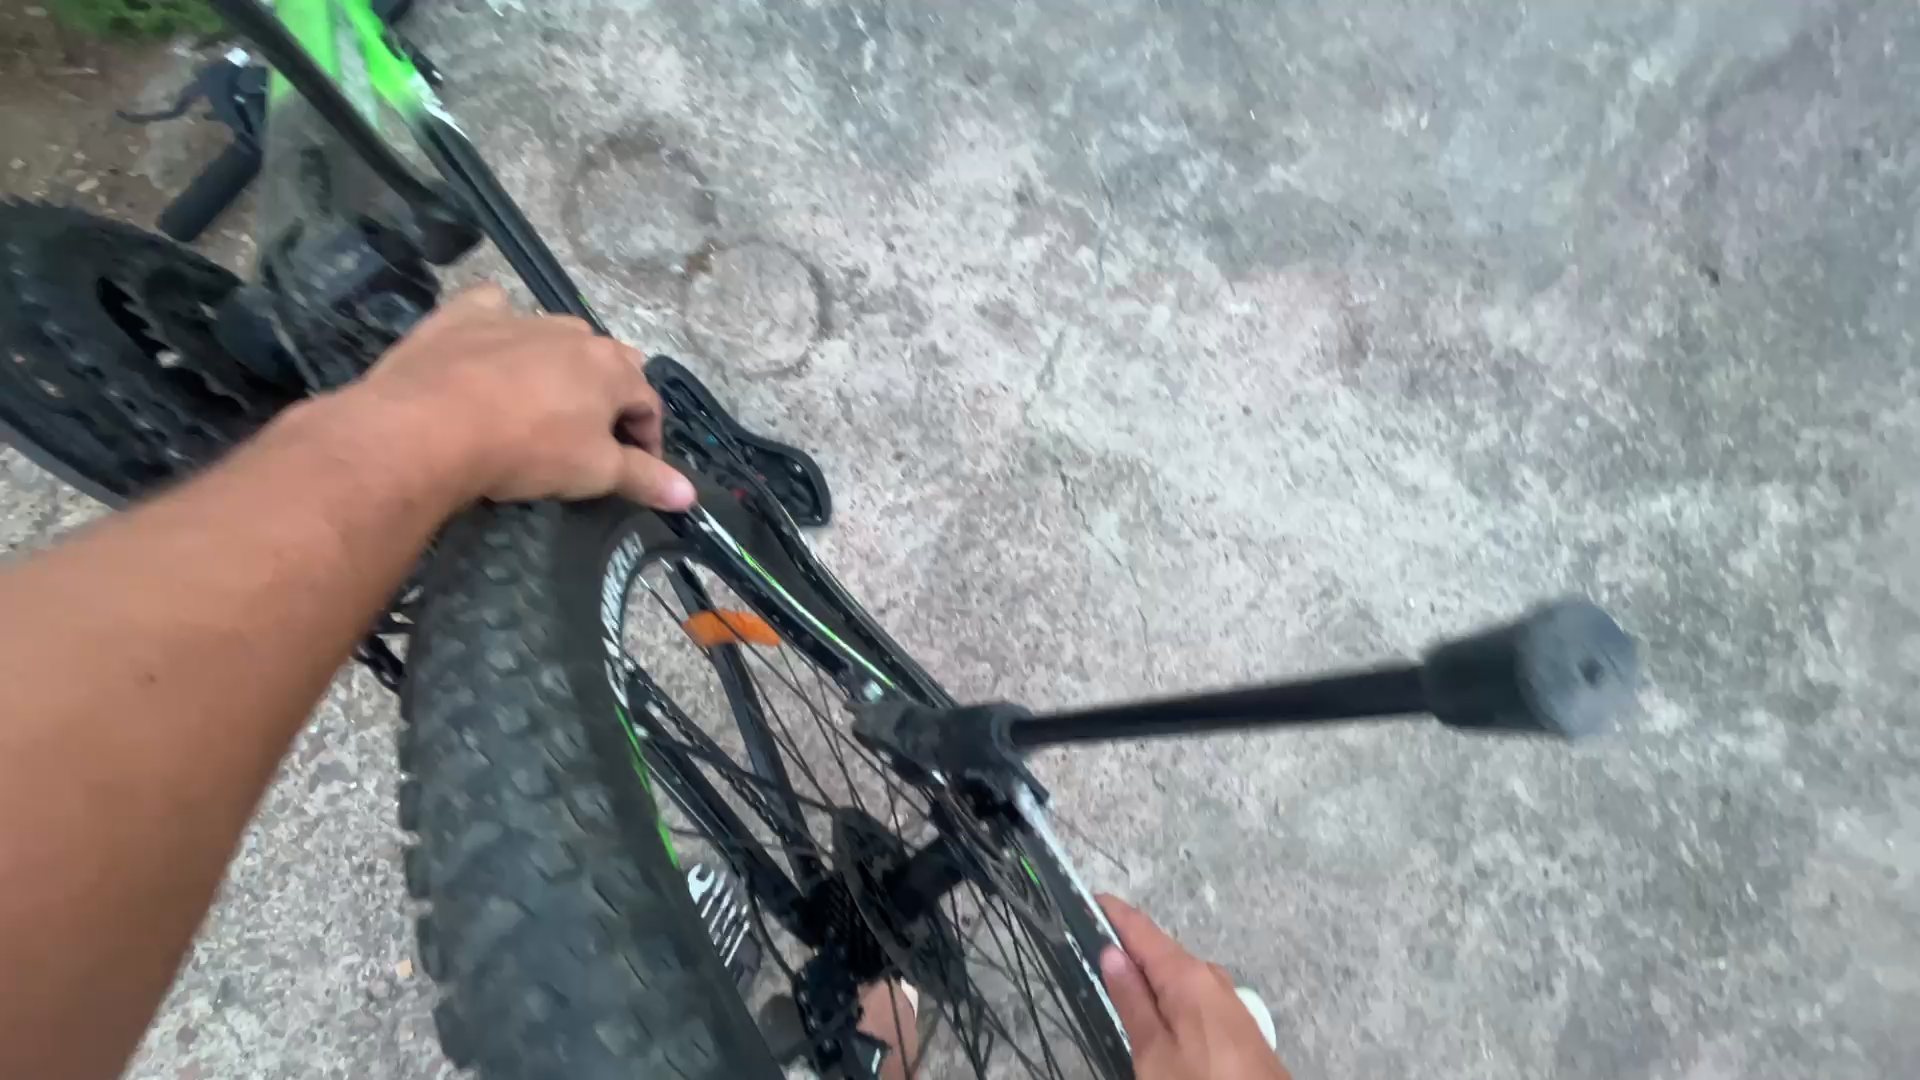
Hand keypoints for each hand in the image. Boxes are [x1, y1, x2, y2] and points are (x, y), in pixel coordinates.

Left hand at [346, 285, 694, 508]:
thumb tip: (690, 496)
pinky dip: (502, 324)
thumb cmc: (528, 450)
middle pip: (612, 362)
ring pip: (560, 334)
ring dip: (565, 363)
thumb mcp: (596, 473)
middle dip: (613, 396)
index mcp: (613, 369)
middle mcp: (574, 334)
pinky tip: (494, 344)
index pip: (648, 404)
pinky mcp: (465, 316)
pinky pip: (495, 308)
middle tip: (596, 436)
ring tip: (549, 401)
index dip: (648, 440)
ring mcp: (519, 319)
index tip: (635, 470)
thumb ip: (646, 479)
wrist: (426, 429)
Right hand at [1097, 895, 1291, 1079]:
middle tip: (1084, 956)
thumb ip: (1131, 1000)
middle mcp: (1208, 974)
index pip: (1138, 925)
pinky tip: (1153, 1017)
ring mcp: (1226, 998)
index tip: (1079, 903)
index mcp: (1186, 974)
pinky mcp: (1235, 1024)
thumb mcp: (1154, 1053)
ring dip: (1143, 974)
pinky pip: (1190, 994)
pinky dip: (1165, 995)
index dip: (1108, 911)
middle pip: (1156, 948)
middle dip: (1122, 947)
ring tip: (1112, 989)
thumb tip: (1110, 952)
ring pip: (1174, 974)